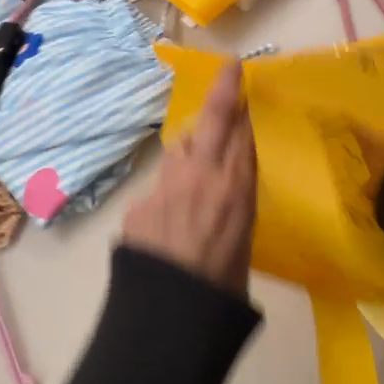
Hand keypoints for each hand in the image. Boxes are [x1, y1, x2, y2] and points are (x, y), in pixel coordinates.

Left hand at [122, 62, 255, 294]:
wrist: (166, 314)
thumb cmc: (222, 288)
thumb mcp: (245, 241)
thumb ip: (236, 204)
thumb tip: (229, 189)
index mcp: (236, 188)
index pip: (242, 130)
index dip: (243, 104)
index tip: (244, 81)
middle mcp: (200, 176)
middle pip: (212, 120)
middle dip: (222, 91)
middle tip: (229, 69)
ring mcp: (165, 186)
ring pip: (180, 151)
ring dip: (190, 150)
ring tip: (196, 165)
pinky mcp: (139, 203)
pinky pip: (158, 190)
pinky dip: (167, 197)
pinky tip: (168, 223)